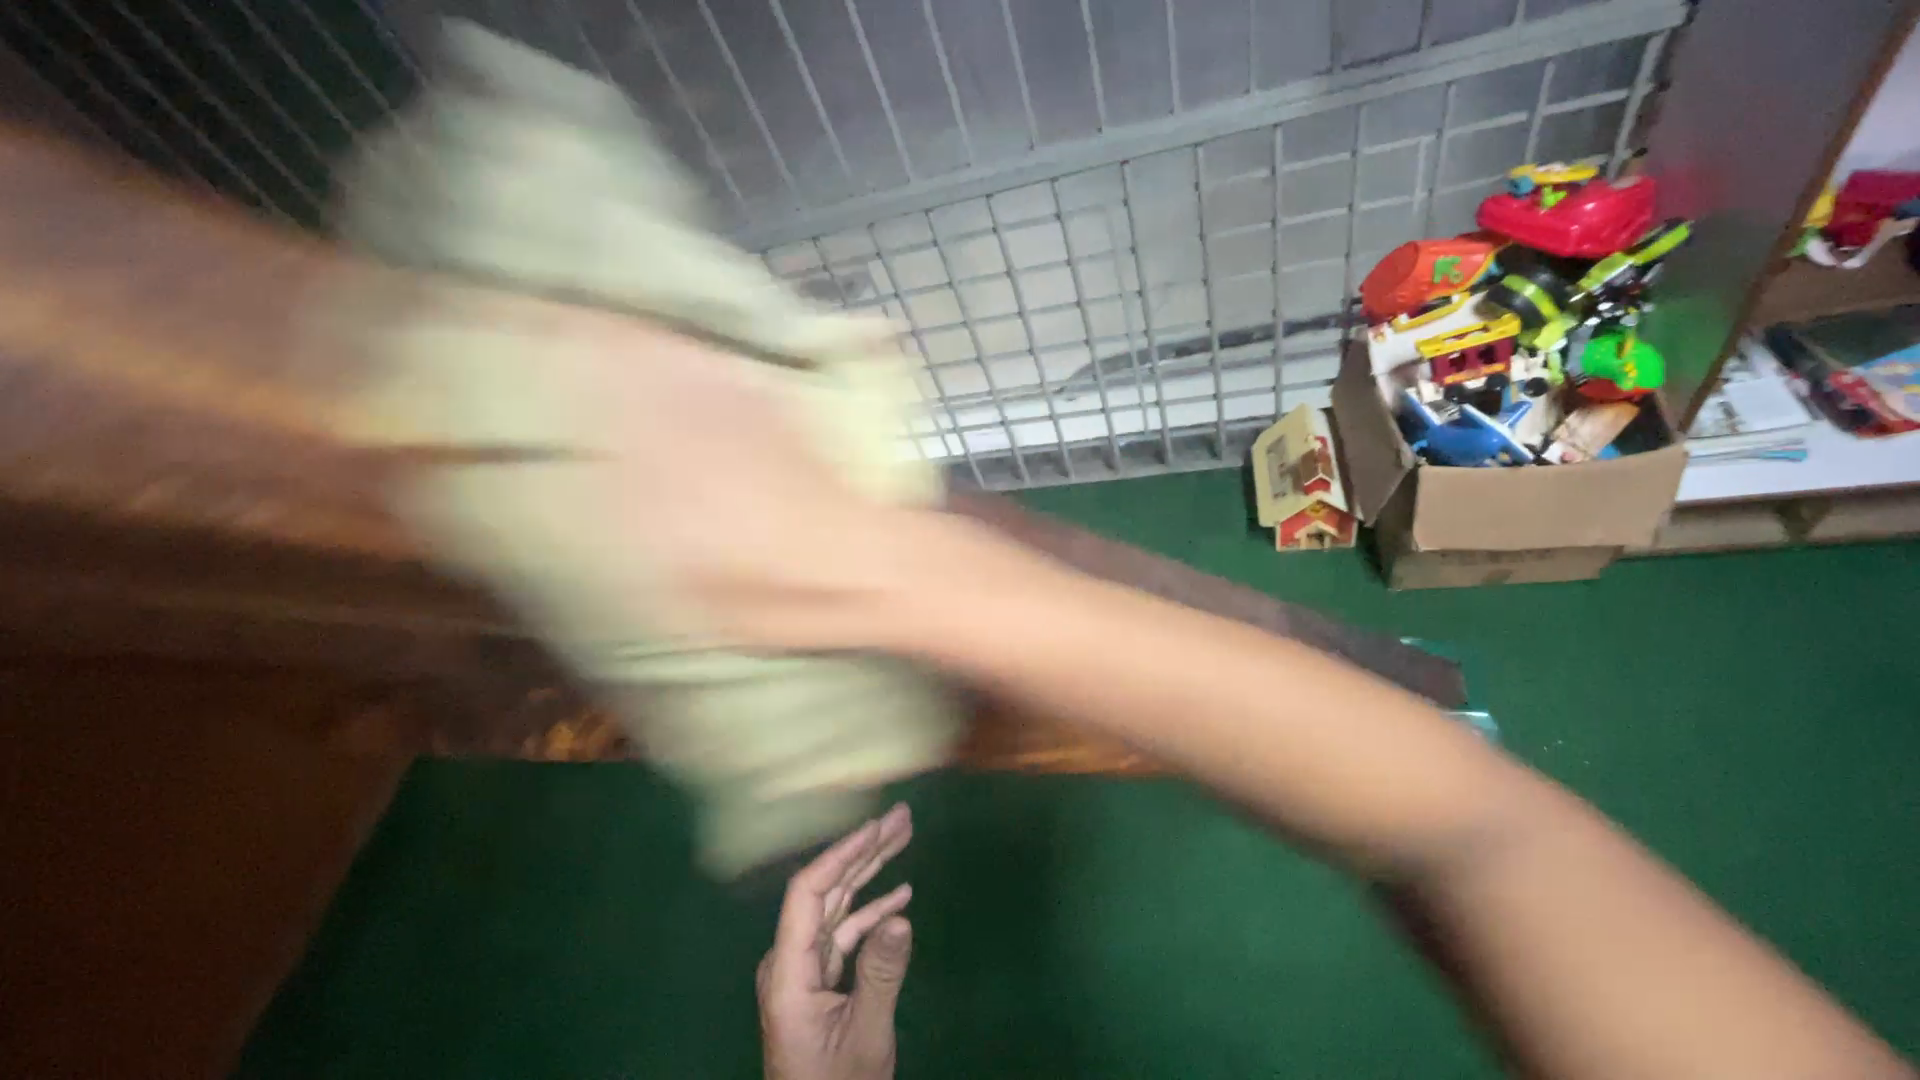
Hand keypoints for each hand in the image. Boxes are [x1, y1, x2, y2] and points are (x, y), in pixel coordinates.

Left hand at [757, 804, 914, 1079]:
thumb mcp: (865, 1036)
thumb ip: (881, 975)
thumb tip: (901, 914)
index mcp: (787, 972)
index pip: (807, 893)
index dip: (841, 854)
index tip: (875, 827)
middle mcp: (790, 961)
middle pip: (825, 891)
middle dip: (863, 851)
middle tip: (902, 817)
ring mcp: (804, 971)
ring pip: (837, 907)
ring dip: (871, 873)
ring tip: (904, 837)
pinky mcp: (819, 981)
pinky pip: (845, 934)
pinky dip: (872, 912)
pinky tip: (900, 894)